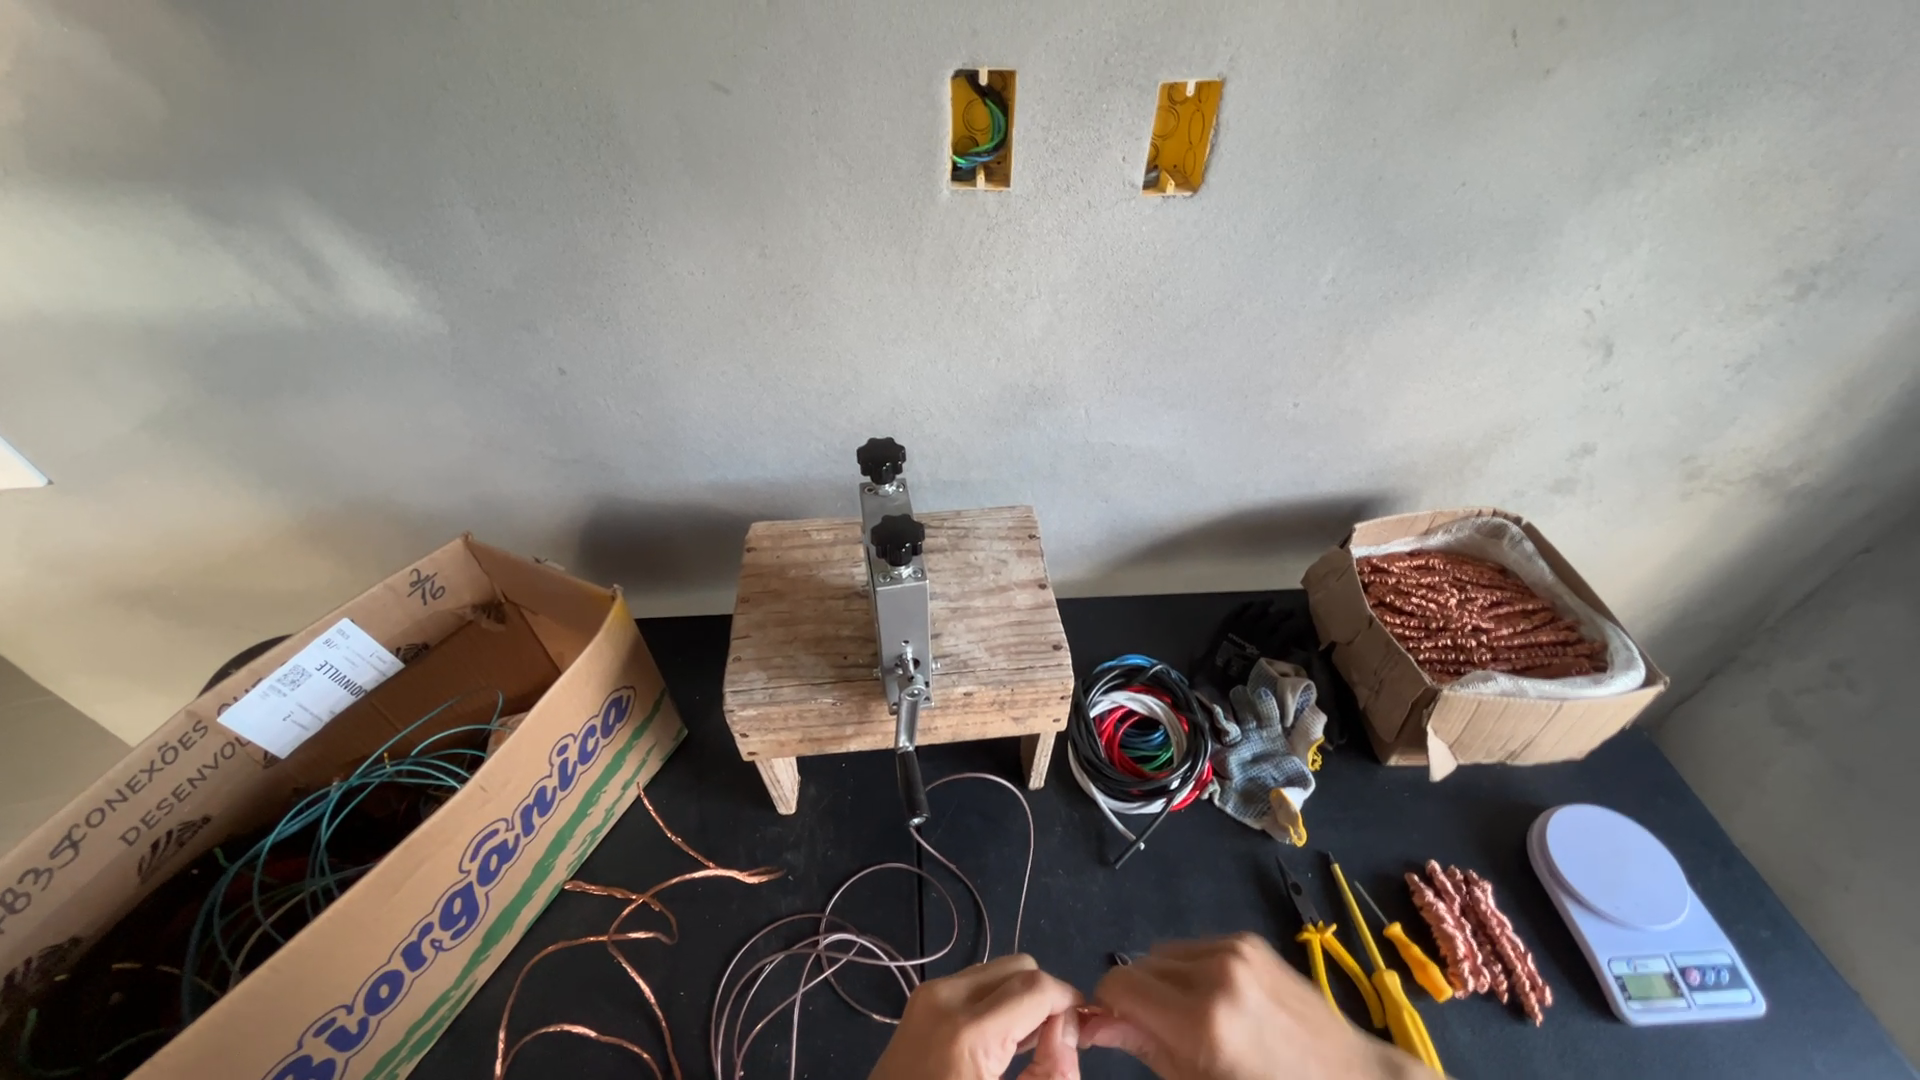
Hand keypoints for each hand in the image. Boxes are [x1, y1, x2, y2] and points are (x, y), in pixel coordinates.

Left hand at [870, 954, 1083, 1079]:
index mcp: (968, 1031)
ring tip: (1025, 1045)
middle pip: (1020, 967)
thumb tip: (1069, 1028)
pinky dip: (996, 999)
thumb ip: (1050, 1073)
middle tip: (1052, 1044)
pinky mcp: (920, 998)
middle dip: (1044, 998)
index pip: (1037, 986)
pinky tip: (997, 1039)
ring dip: (1020, 997)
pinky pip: (974, 980)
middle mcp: (946, 997)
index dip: (1068, 1003)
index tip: (1081, 1033)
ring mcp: (928, 994)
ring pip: (997, 969)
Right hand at [1081, 934, 1430, 1079]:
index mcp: (1202, 1018)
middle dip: (1138, 997)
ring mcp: (1234, 949)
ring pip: (1163, 953)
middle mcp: (1214, 971)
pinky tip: (1218, 1001)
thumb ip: (1141, 1044)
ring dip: (1163, 981)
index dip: (1108, 1006)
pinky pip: (1193, 946)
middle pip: (1139, 965)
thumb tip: (1090, 1021)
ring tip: (1195, 1019)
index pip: (1119, 984)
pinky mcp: (1247, 939)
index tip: (1117, 1028)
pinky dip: (1191, 969)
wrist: (1350, 1078)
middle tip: (1162, 1034)